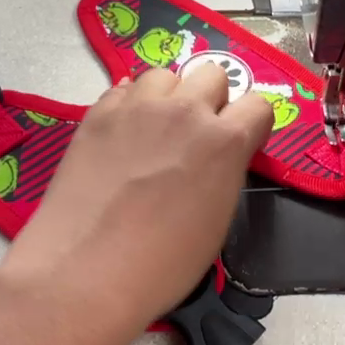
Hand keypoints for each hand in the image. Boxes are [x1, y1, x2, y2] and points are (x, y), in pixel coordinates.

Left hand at [0, 64, 273, 343]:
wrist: (85, 271)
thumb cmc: (163, 264)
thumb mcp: (217, 221)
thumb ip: (224, 172)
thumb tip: (214, 158)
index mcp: (225, 141)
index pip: (258, 105)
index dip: (252, 124)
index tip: (242, 143)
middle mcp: (185, 111)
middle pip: (212, 73)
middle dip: (212, 100)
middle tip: (197, 136)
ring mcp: (137, 107)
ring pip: (165, 76)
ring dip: (169, 97)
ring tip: (155, 131)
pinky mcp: (97, 114)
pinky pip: (123, 89)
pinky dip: (130, 105)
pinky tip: (123, 135)